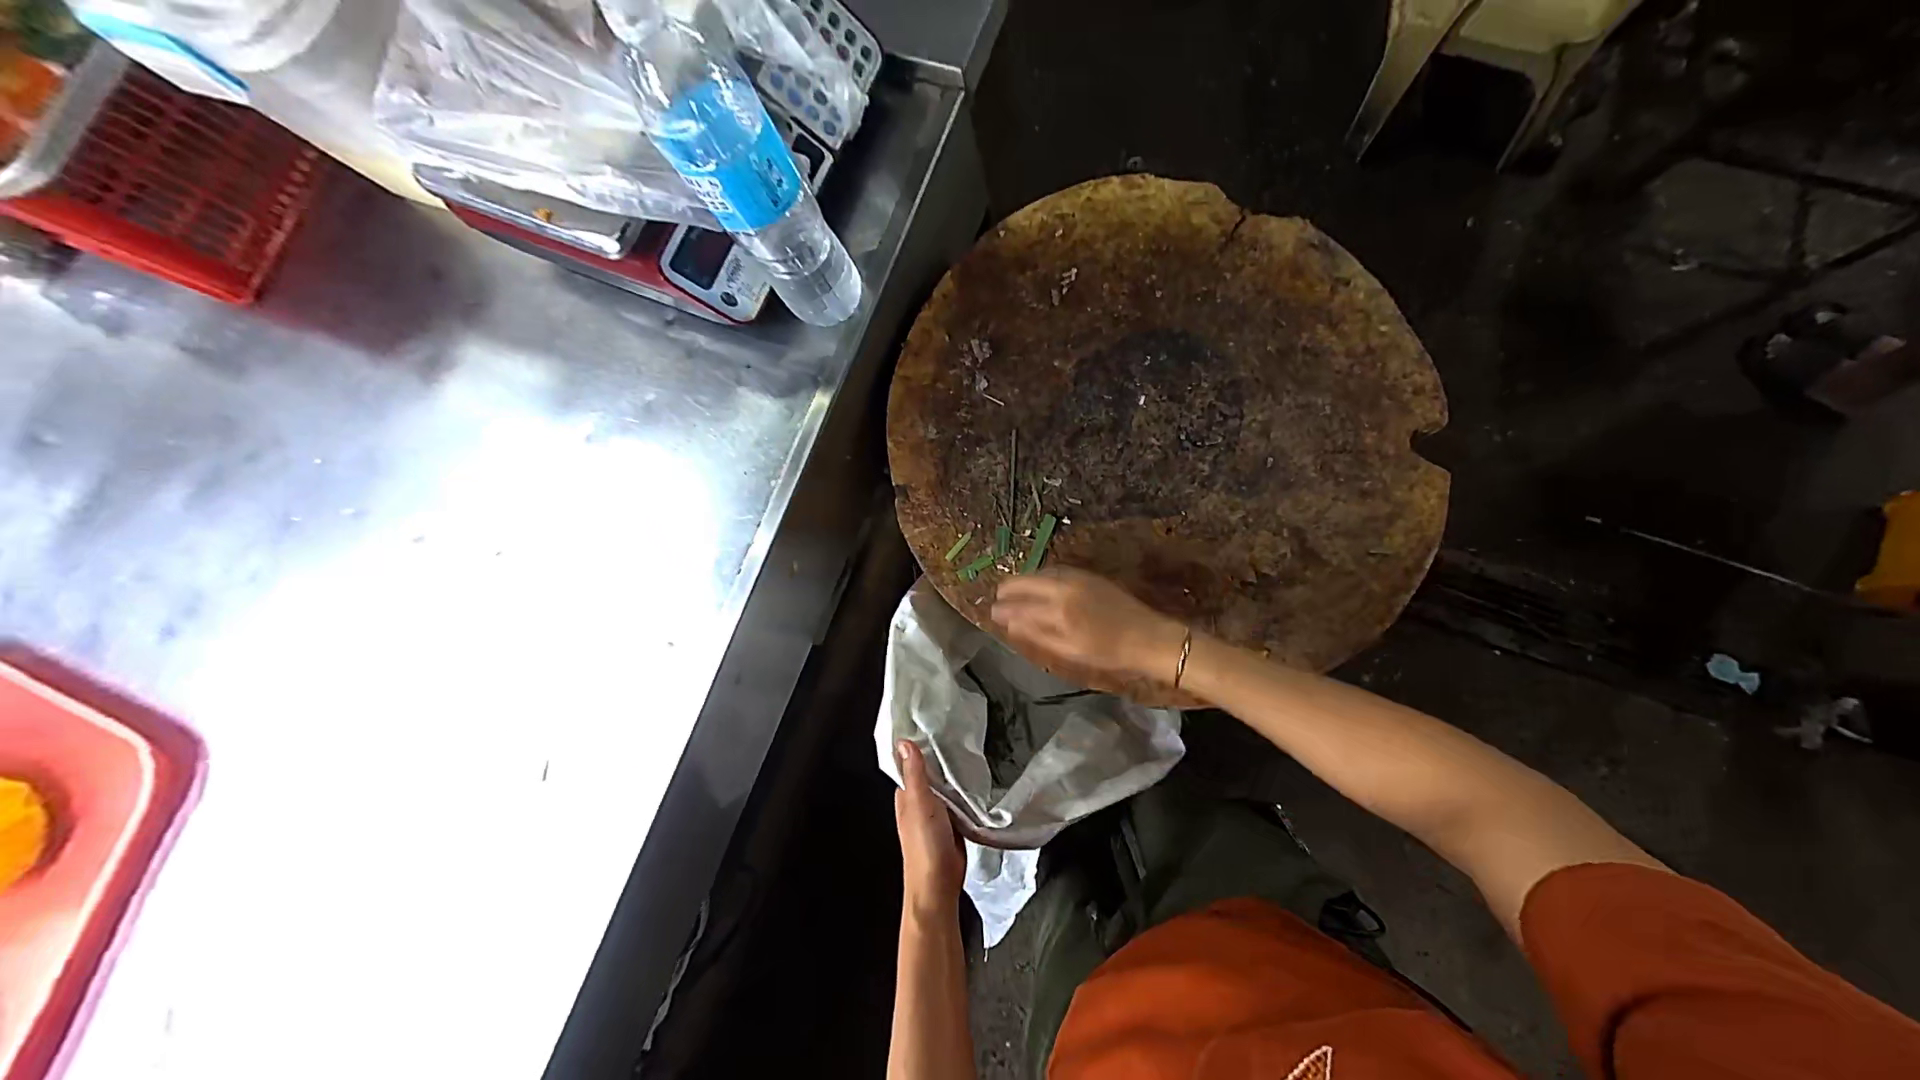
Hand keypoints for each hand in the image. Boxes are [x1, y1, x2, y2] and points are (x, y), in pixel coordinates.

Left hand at [894, 739, 963, 917]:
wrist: (938, 884)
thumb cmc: (925, 843)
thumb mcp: (919, 803)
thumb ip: (914, 774)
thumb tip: (903, 741)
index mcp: (906, 795)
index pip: (909, 763)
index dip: (917, 745)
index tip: (931, 722)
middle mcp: (918, 801)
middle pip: (929, 773)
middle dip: (939, 757)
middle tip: (956, 731)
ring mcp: (936, 813)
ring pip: (944, 787)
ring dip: (953, 774)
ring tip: (968, 749)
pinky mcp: (952, 823)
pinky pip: (957, 801)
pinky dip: (963, 791)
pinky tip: (974, 780)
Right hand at [991, 567, 1187, 684]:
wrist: (1148, 637)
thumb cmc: (1109, 652)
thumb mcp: (1070, 650)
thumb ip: (1037, 635)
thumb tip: (1010, 624)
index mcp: (1058, 609)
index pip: (1021, 605)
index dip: (1004, 608)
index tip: (991, 611)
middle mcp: (1065, 588)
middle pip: (1028, 582)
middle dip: (1010, 588)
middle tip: (998, 596)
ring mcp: (1078, 578)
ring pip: (1042, 573)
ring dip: (1025, 580)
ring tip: (1013, 590)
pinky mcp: (1089, 576)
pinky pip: (1056, 571)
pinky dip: (1042, 576)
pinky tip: (1040, 584)